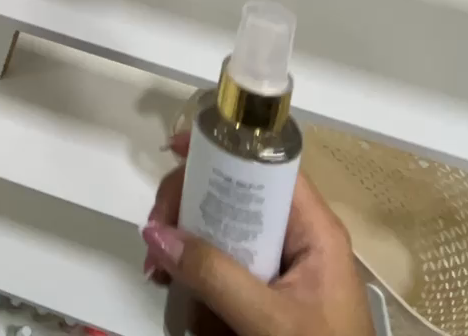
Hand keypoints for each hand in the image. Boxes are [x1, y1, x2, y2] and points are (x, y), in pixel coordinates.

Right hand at [142, 131, 371, 335]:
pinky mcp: (267, 289)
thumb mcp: (270, 323)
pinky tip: (171, 283)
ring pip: (221, 224)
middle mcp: (297, 235)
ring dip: (183, 237)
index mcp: (313, 229)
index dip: (221, 149)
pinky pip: (222, 259)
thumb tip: (154, 232)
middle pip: (233, 191)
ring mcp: (281, 263)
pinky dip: (193, 265)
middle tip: (155, 232)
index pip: (264, 164)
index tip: (174, 152)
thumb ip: (214, 276)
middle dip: (187, 203)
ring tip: (158, 269)